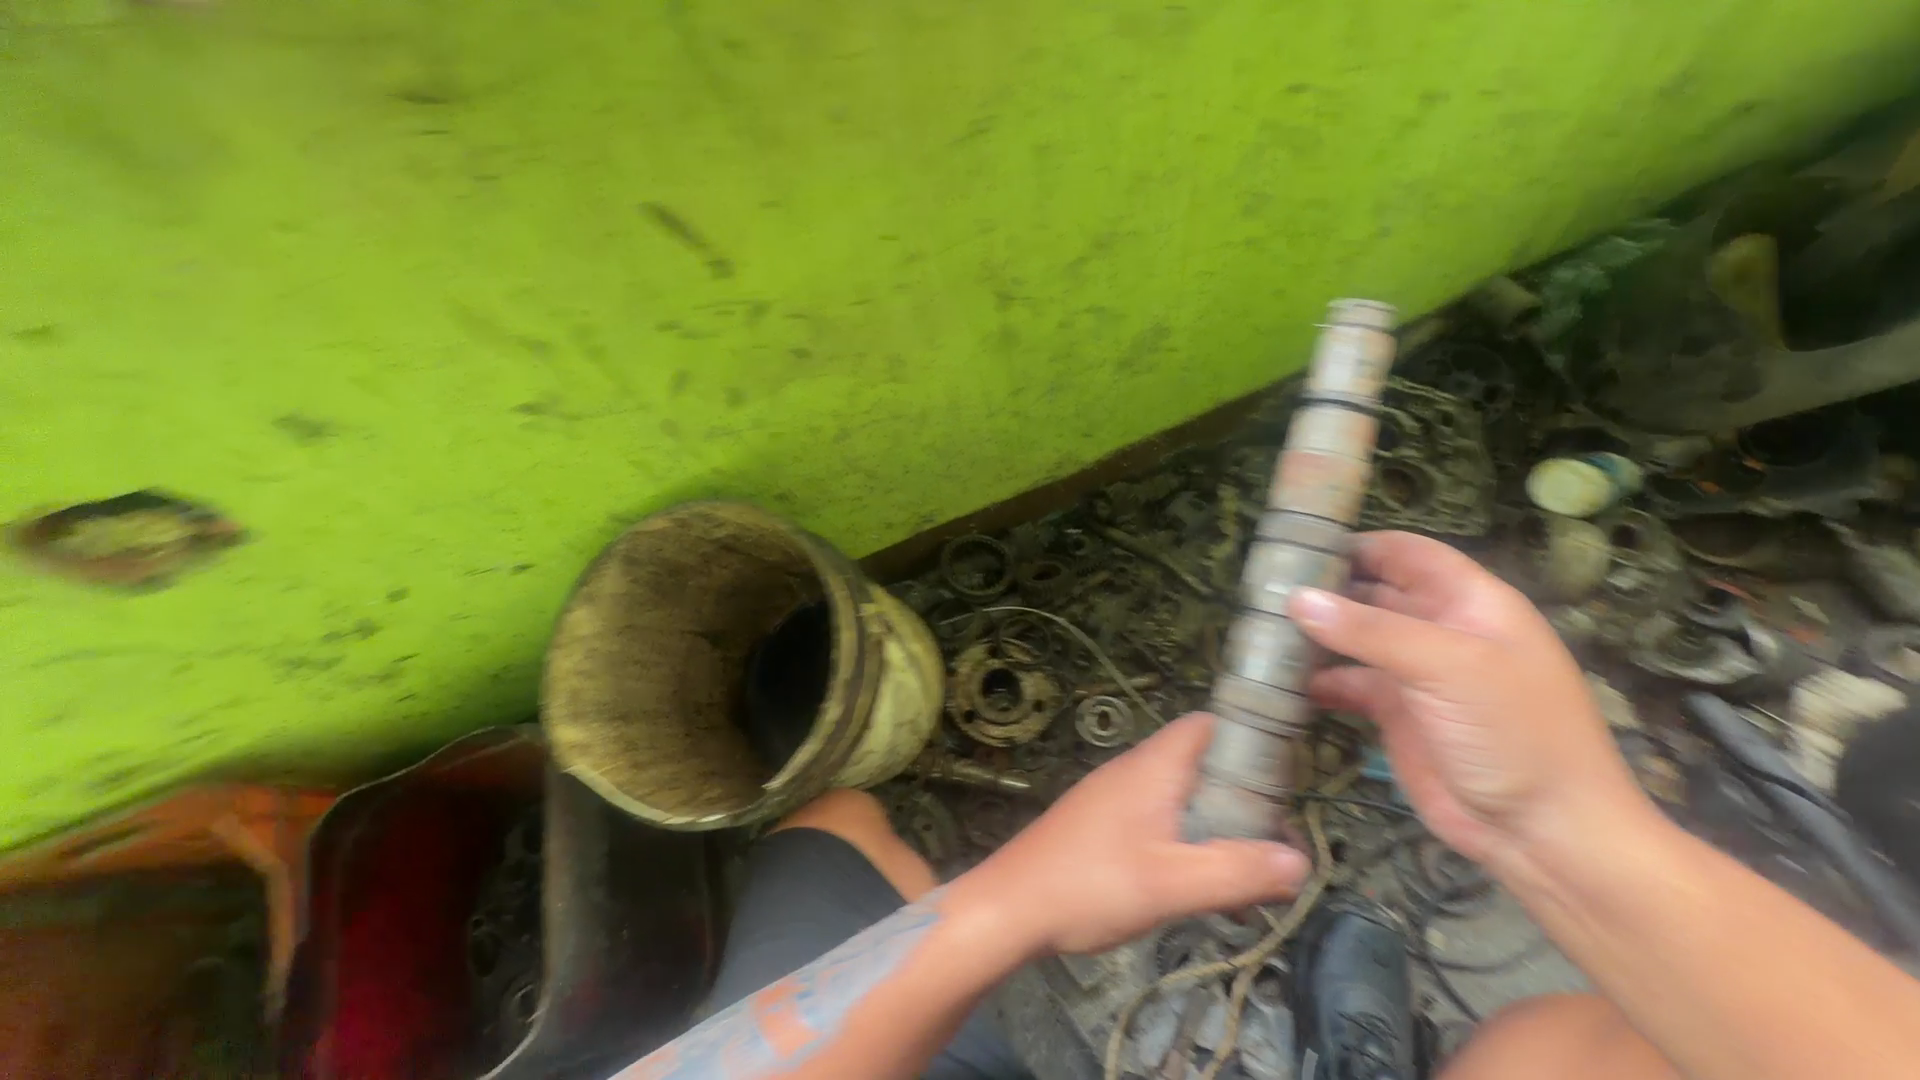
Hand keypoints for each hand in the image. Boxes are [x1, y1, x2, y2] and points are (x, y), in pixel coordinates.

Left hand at [966, 714, 1308, 956]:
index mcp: (1152, 767)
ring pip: (1179, 797)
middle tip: (1270, 844)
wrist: (1008, 908)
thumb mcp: (1172, 885)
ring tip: (1241, 878)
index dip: (1250, 740)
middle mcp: (1132, 771)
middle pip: (1200, 764)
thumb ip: (1237, 871)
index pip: (1208, 724)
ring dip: (1213, 828)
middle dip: (1241, 798)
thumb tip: (1301, 861)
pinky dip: (1183, 844)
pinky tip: (1192, 889)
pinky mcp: (1099, 826)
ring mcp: (1112, 798)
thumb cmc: (1090, 886)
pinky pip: (1155, 821)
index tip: (1284, 781)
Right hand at [1289, 531, 1648, 868]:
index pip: (1408, 553)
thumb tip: (1296, 599)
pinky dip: (1316, 681)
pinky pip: (1347, 684)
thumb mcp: (1447, 668)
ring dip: (1315, 634)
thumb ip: (1370, 631)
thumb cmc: (1514, 733)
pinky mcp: (1395, 714)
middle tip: (1262, 589)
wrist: (1542, 832)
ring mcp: (1416, 674)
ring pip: (1355, 638)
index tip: (1296, 547)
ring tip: (1260, 631)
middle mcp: (1439, 630)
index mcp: (1469, 603)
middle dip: (1326, 588)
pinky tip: (1278, 682)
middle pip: (1374, 592)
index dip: (1359, 544)